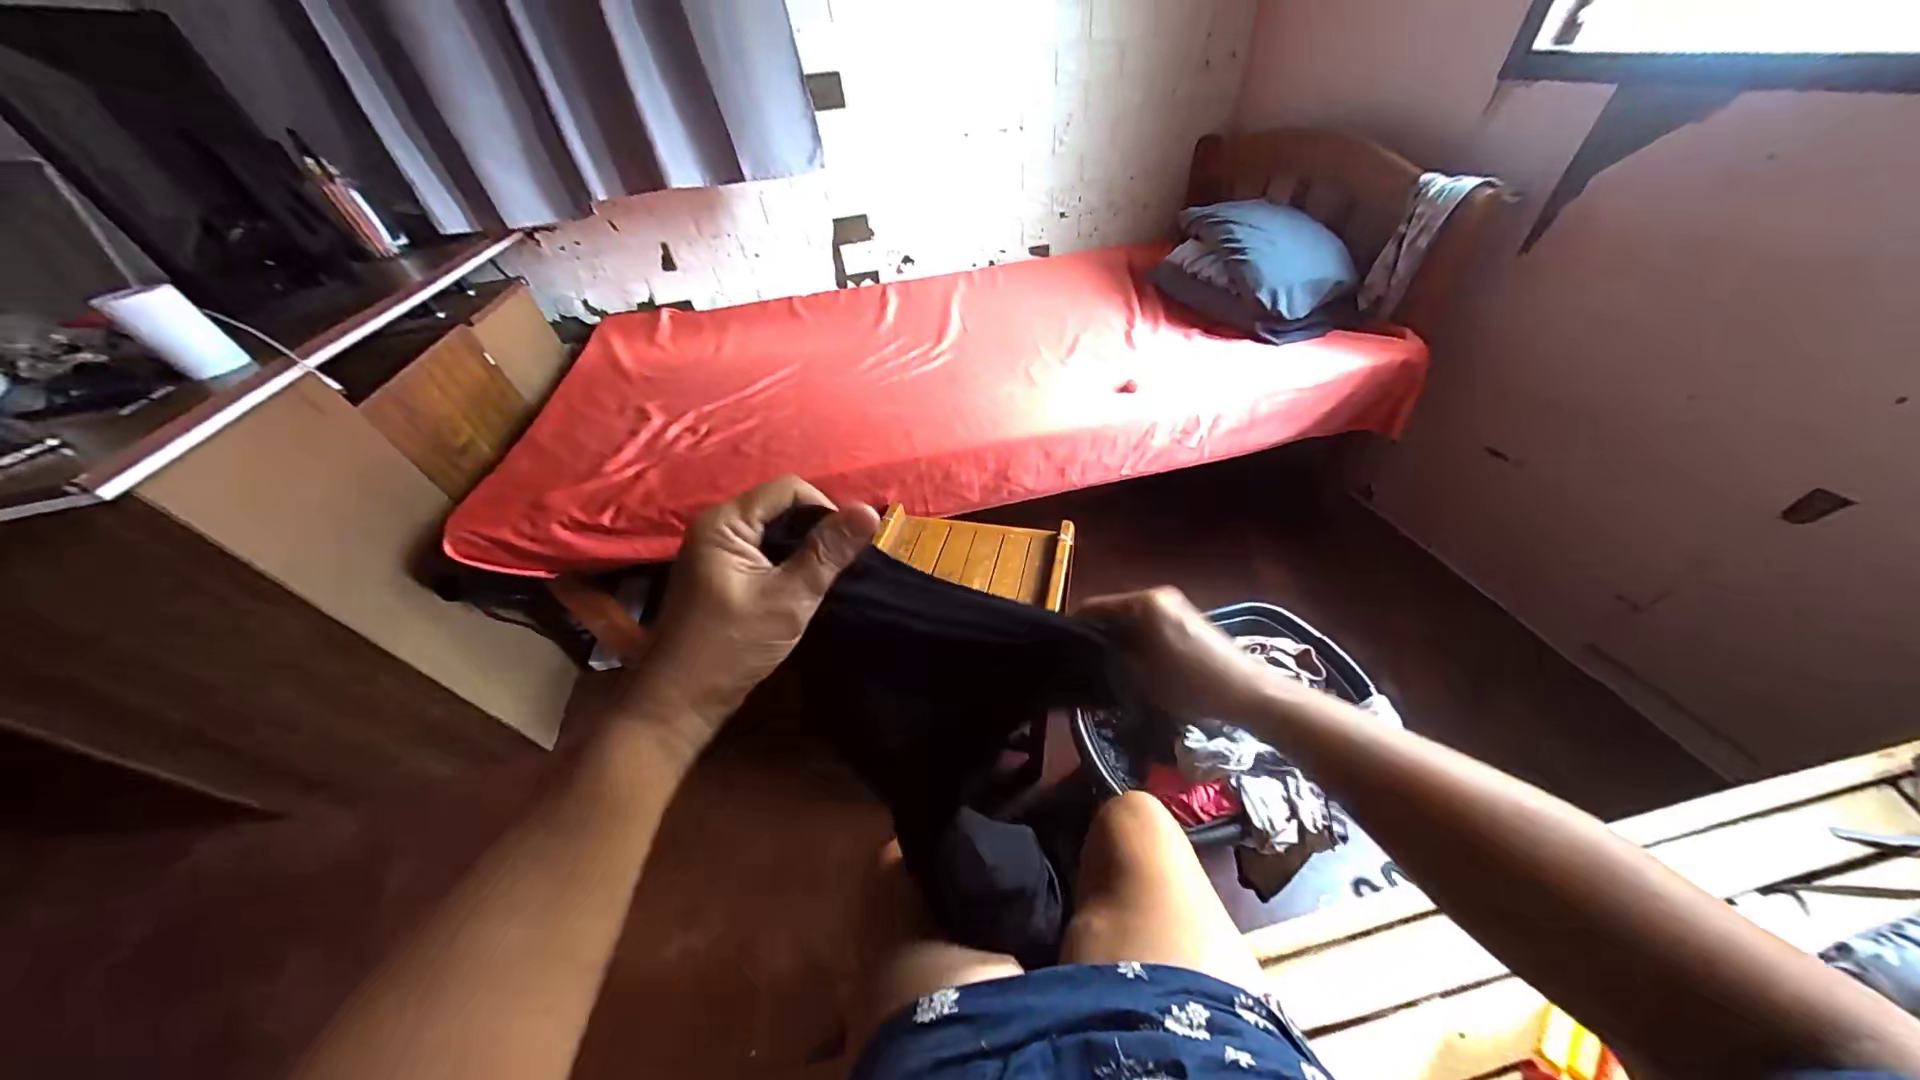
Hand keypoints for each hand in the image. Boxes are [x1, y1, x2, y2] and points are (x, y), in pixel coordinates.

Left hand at [620, 477, 879, 752]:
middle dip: (816, 529)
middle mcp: (717, 525)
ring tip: (824, 577)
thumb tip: (870, 513)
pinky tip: (802, 586)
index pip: (789, 488)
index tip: (846, 548)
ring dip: (804, 547)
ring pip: (776, 529)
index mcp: (725, 522)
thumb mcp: (789, 598)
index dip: (825, 509)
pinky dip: (788, 561)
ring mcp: (717, 549)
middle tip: (839, 565)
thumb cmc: (732, 647)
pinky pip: (765, 549)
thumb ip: (828, 553)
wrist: (681, 701)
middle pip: (782, 505)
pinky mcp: (723, 570)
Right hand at [1076, 587, 1299, 720]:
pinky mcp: (1187, 621)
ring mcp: (1175, 607)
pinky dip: (1139, 641)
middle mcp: (1158, 596)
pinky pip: (1150, 626)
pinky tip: (1136, 666)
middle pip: (1114, 612)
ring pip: (1133, 620)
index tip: (1064, 650)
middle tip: (1085, 664)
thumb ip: (1113, 660)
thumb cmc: (1191, 683)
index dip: (1076, 628)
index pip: (1094, 607)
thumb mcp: (1141, 677)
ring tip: (1108, 668)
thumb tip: (1093, 655)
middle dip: (1100, 636)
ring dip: (1120, 641)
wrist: (1248, 693)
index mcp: (1144, 602)